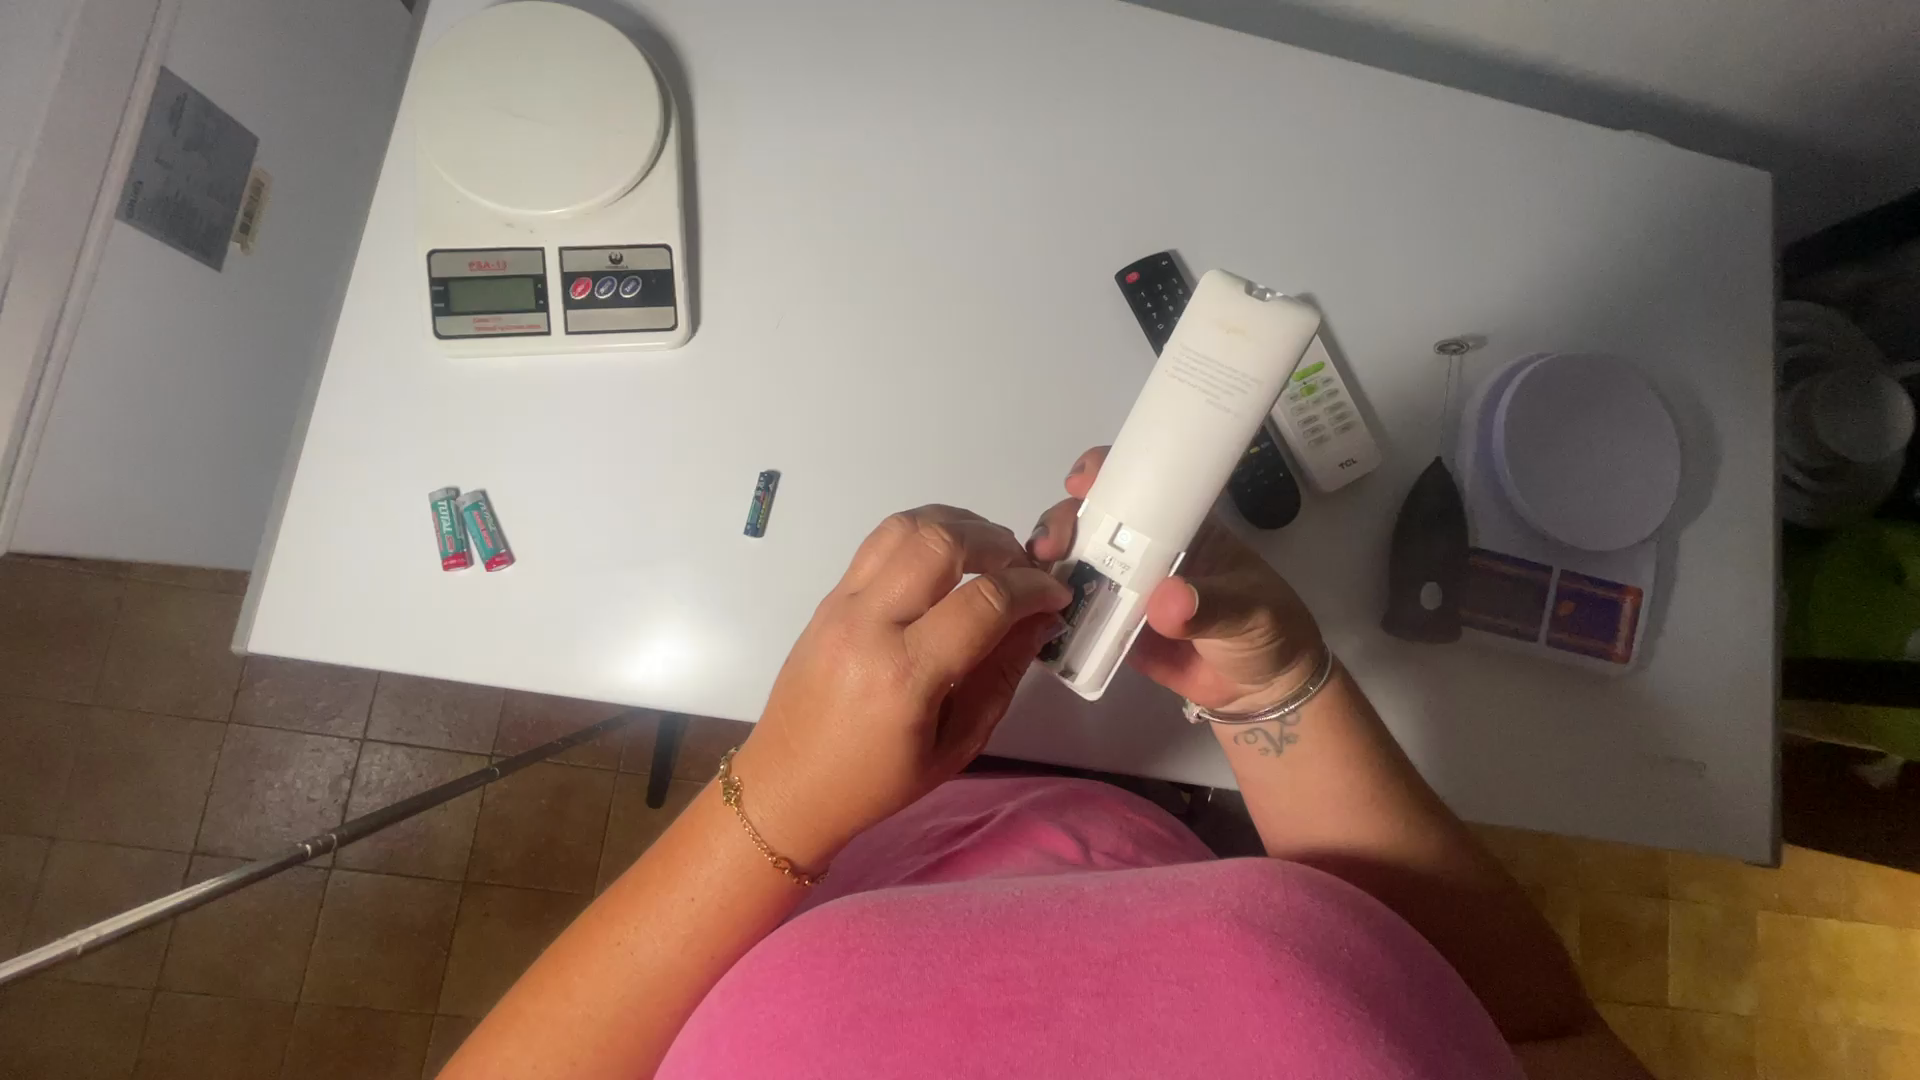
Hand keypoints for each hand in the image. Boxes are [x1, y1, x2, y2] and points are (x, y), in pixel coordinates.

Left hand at [733, 505, 1070, 869]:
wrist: (788, 783)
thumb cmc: (877, 781)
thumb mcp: (957, 743)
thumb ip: (1002, 674)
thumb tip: (1041, 619)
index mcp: (905, 676)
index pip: (984, 602)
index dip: (1033, 589)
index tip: (1056, 594)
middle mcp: (869, 625)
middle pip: (941, 543)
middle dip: (998, 543)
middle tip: (1023, 568)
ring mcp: (842, 604)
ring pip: (906, 526)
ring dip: (959, 526)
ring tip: (989, 552)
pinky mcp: (829, 597)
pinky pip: (880, 542)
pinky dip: (924, 533)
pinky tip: (947, 558)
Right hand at [1027, 446, 1323, 714]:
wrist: (1257, 689)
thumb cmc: (1265, 631)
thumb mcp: (1249, 611)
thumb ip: (1211, 606)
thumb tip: (1166, 598)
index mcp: (1179, 527)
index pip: (1138, 483)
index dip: (1103, 472)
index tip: (1079, 482)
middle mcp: (1142, 547)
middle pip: (1089, 518)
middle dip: (1061, 521)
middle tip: (1048, 547)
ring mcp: (1120, 584)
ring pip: (1071, 558)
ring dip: (1045, 561)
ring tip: (1032, 576)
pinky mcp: (1107, 623)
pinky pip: (1071, 607)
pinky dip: (1047, 605)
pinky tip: (1029, 610)